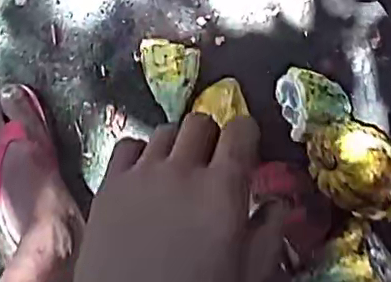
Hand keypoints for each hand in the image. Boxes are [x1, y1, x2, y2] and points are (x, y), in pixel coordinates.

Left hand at [74, 114, 285, 281]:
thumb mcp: (247, 278)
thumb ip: (267, 238)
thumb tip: (279, 205)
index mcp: (221, 192)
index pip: (239, 132)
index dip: (246, 133)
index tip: (248, 144)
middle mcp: (182, 170)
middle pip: (199, 123)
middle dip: (211, 137)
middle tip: (214, 163)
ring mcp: (143, 172)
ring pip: (165, 131)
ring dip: (178, 146)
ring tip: (181, 173)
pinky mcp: (111, 182)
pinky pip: (130, 145)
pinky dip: (142, 153)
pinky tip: (147, 176)